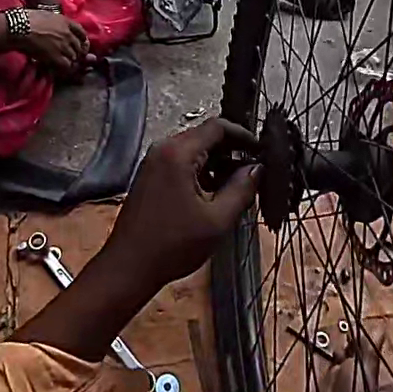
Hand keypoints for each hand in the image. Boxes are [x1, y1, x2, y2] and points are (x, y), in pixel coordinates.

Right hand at [8, 10, 88, 73]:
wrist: (20, 28)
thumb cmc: (27, 19)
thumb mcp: (46, 15)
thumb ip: (55, 21)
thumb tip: (53, 26)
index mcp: (65, 21)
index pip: (81, 31)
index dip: (82, 39)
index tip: (80, 42)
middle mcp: (67, 34)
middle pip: (79, 46)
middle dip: (77, 51)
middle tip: (72, 56)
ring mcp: (63, 45)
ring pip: (74, 56)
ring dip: (70, 60)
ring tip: (64, 62)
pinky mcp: (56, 56)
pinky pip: (67, 65)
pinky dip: (65, 67)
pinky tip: (60, 67)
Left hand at [96, 118, 258, 289]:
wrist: (130, 264)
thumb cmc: (174, 244)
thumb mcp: (217, 220)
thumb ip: (241, 189)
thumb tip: (257, 168)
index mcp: (177, 153)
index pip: (216, 127)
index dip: (243, 135)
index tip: (262, 150)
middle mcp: (163, 149)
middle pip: (204, 136)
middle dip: (231, 150)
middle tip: (254, 169)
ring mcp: (153, 161)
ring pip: (192, 150)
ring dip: (216, 163)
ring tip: (239, 185)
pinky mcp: (150, 175)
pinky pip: (180, 163)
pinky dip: (200, 171)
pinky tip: (214, 193)